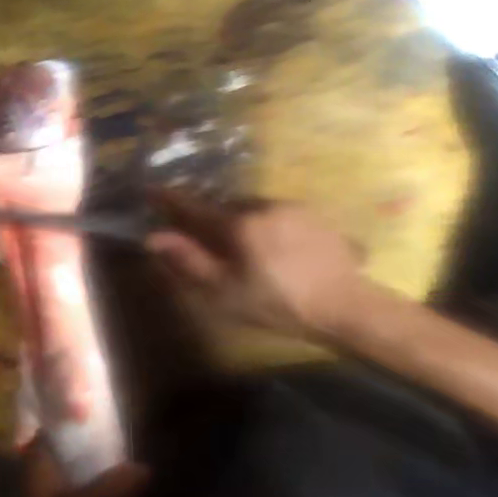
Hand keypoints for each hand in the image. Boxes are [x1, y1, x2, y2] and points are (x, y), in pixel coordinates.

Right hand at [146, 190, 369, 337]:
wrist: (347, 307)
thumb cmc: (278, 304)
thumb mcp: (225, 291)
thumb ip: (189, 260)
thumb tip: (154, 237)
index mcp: (237, 224)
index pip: (194, 207)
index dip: (169, 200)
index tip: (150, 189)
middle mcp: (261, 206)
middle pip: (224, 207)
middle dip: (213, 220)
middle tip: (211, 243)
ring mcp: (291, 207)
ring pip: (252, 209)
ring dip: (243, 223)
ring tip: (249, 251)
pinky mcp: (314, 215)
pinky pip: (277, 214)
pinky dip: (268, 226)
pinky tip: (278, 250)